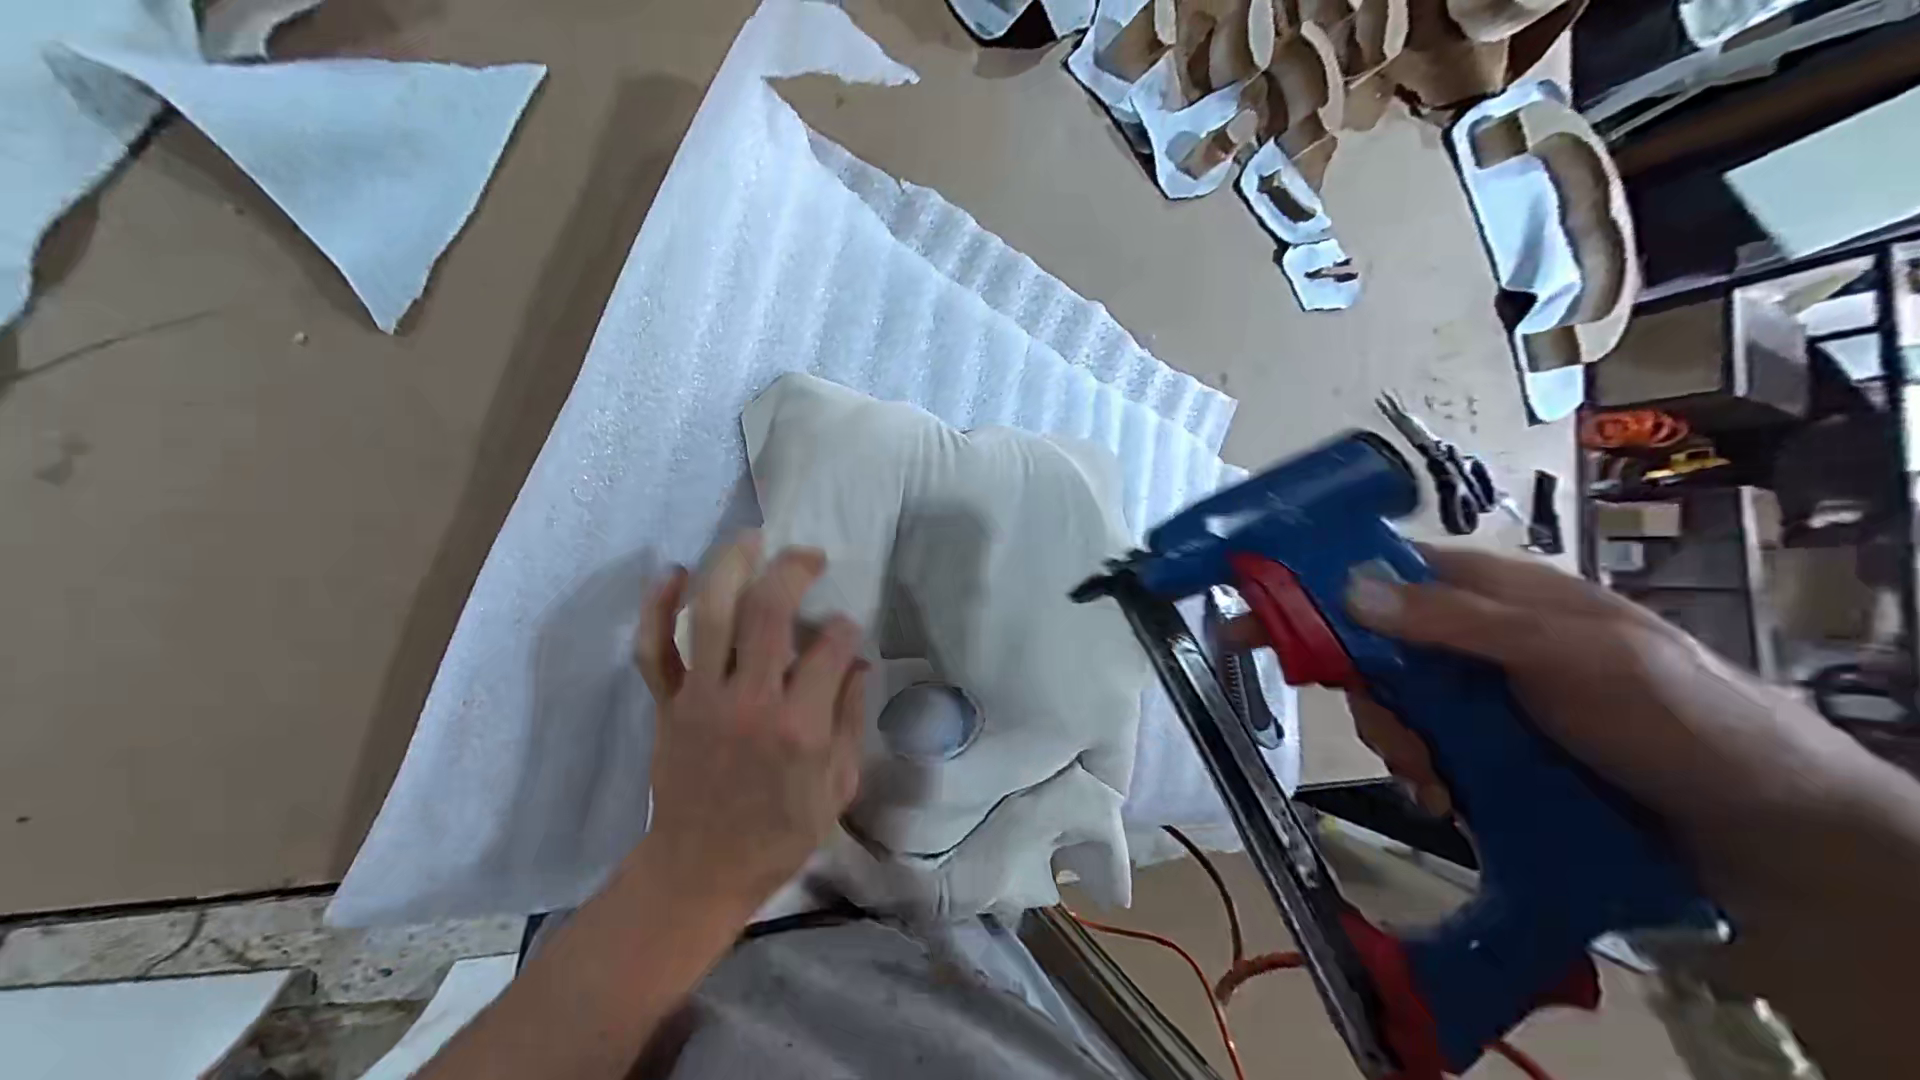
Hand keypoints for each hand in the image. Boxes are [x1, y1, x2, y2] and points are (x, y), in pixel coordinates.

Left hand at [633, 532, 866, 910]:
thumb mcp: (839, 786)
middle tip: (809, 556)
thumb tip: (859, 664)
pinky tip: (672, 572)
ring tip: (751, 539)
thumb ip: (852, 721)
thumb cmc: (780, 834)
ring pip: (710, 615)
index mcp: (801, 727)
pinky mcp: (666, 705)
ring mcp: (701, 699)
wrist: (700, 871)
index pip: (832, 648)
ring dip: (730, 567)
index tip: (847, 631)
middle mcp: (751, 702)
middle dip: (793, 571)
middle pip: (768, 613)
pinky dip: (656, 608)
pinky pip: (653, 649)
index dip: (845, 630)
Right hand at [1341, 547, 1858, 837]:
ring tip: (1433, 784)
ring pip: (1393, 702)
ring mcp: (1478, 692)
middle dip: (1370, 697)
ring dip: (1398, 744)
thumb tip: (1349, 590)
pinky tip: (1444, 799)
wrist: (1768, 830)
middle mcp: (1472, 635)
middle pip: (1375, 647)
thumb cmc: (1674, 715)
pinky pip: (1422, 746)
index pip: (1384, 572)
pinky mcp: (1485, 743)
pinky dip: (1420, 773)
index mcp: (1491, 591)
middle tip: (1395, 743)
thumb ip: (1459, 621)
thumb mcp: (1569, 654)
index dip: (1325, 593)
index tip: (1271, 628)